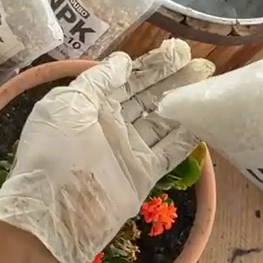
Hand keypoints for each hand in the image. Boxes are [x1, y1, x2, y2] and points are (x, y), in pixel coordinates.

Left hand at [0, 41, 212, 262]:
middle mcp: (111, 124)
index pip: (125, 79)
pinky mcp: (144, 174)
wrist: (53, 212)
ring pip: (162, 120)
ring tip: (209, 81)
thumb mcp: (68, 103)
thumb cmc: (54, 151)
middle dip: (172, 79)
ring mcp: (129, 149)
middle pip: (147, 96)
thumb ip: (98, 80)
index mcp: (90, 105)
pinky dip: (187, 136)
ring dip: (184, 101)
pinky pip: (170, 151)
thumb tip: (124, 61)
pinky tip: (205, 118)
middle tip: (200, 62)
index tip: (177, 50)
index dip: (150, 65)